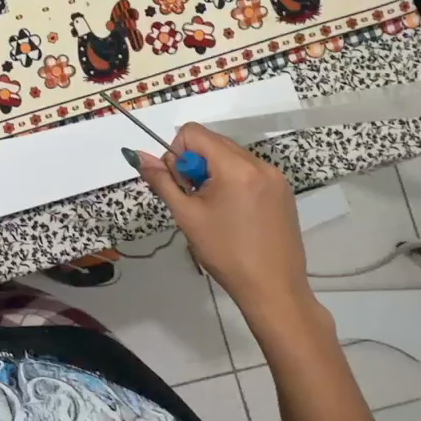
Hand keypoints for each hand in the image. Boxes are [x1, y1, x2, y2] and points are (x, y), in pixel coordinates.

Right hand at [132, 123, 311, 316]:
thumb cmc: (224, 252)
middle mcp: (260, 164)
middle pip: (212, 142)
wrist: (272, 287)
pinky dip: (231, 181)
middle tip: (192, 197)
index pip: (194, 133)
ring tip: (213, 208)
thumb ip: (161, 180)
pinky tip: (232, 213)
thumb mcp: (186, 215)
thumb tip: (138, 155)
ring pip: (230, 156)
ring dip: (212, 172)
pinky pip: (248, 170)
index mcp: (236, 168)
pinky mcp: (282, 191)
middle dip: (193, 163)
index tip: (179, 183)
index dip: (176, 152)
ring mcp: (275, 177)